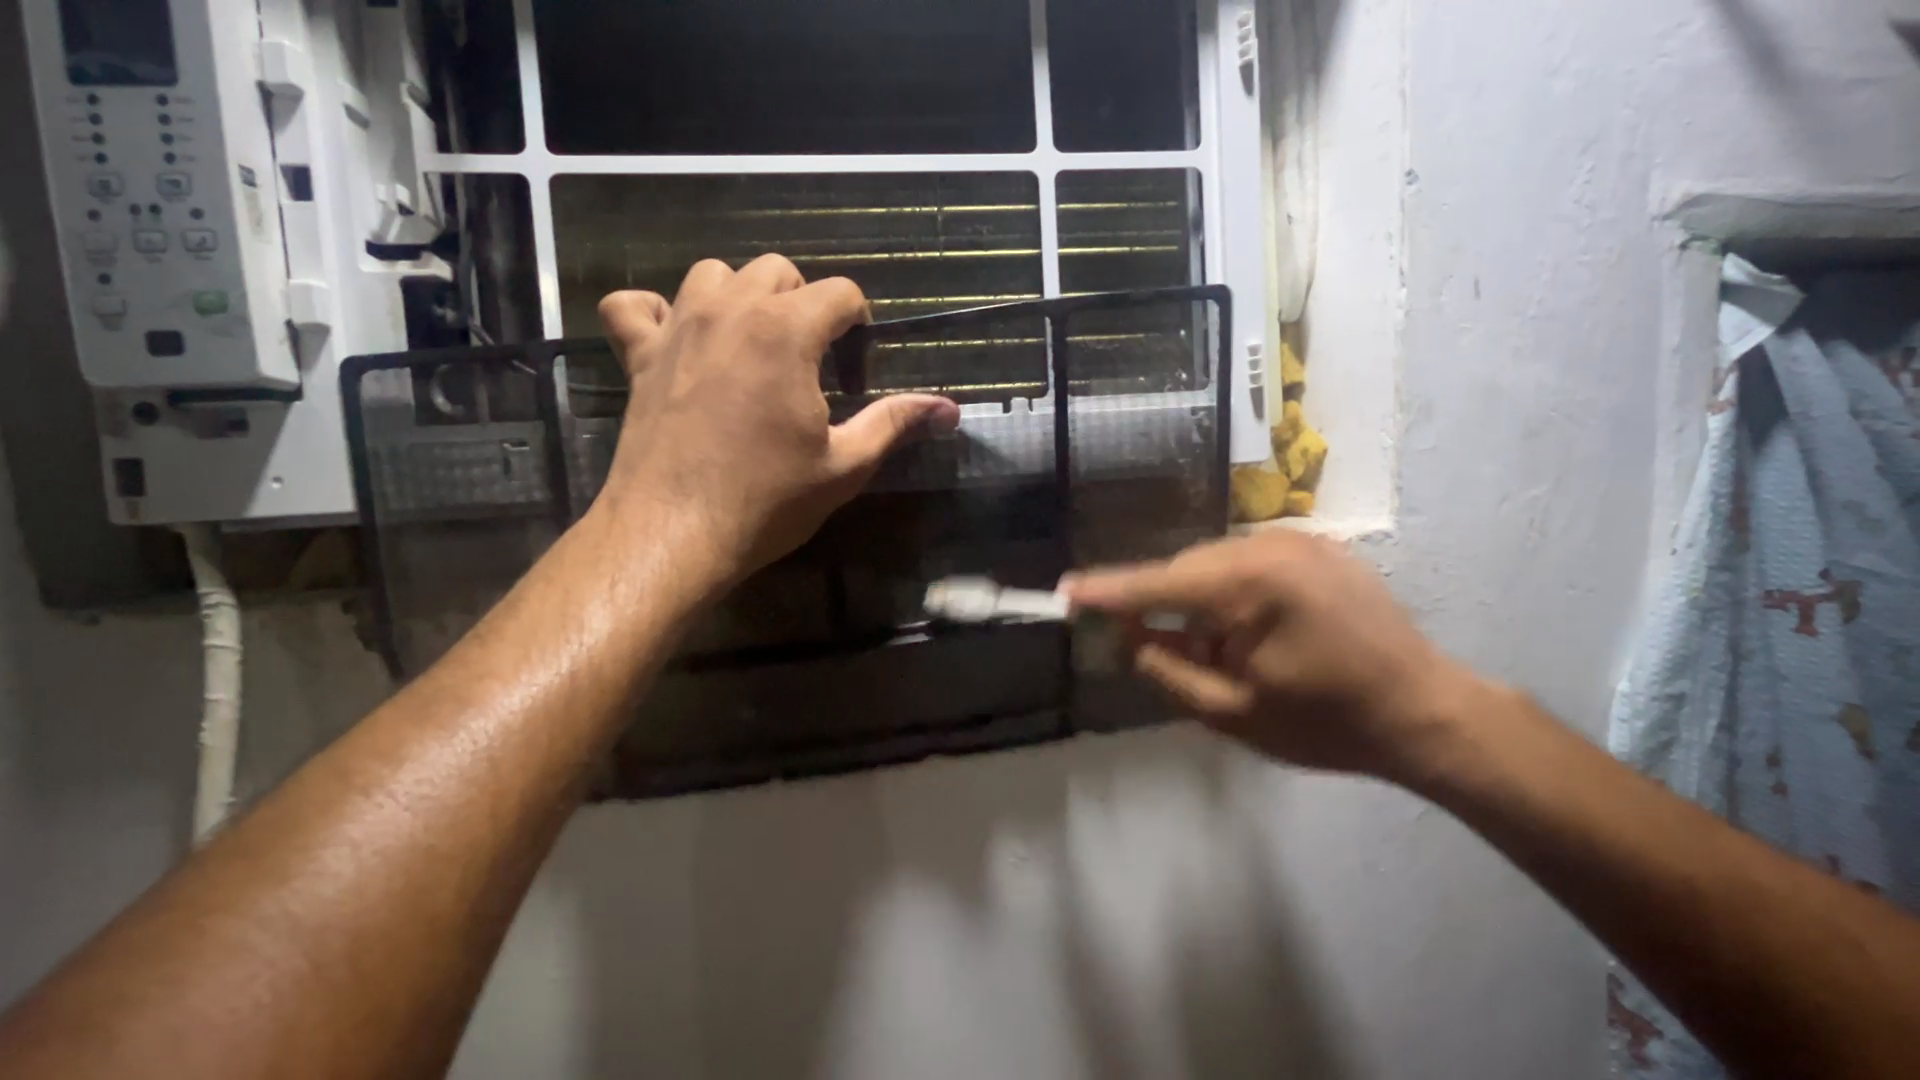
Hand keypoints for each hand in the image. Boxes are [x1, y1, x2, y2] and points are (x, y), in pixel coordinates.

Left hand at [594, 255, 960, 588]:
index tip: (853, 375)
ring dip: (739, 297)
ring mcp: (678, 328)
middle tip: (808, 363)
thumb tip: (950, 409)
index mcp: (787, 330)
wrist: (674, 532)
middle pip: (778, 271)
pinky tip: (676, 340)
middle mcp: (731, 310)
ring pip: (712, 274)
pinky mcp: (638, 355)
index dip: (858, 327)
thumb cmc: (767, 500)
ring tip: (751, 346)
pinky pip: (633, 306)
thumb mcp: (844, 465)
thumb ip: (895, 423)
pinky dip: (654, 312)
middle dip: (803, 305)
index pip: (841, 292)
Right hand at [1067, 529, 1487, 782]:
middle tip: (1150, 646)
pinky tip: (1252, 630)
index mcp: (1249, 584)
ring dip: (1200, 600)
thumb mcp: (1231, 712)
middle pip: (1186, 569)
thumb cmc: (1326, 723)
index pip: (1157, 584)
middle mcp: (1271, 546)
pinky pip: (1251, 562)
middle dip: (1162, 604)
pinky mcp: (1321, 548)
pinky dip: (1233, 591)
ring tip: (1219, 650)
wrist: (1425, 713)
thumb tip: (1126, 637)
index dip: (1107, 591)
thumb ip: (1167, 668)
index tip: (1065, 593)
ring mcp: (1301, 541)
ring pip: (1217, 563)